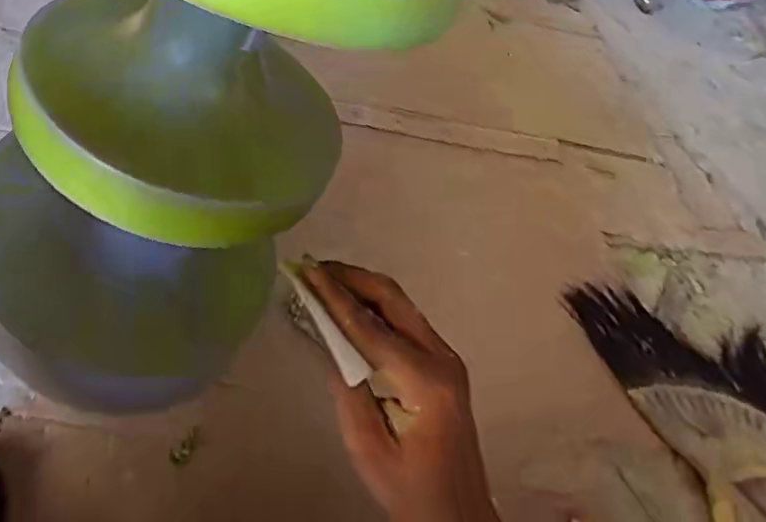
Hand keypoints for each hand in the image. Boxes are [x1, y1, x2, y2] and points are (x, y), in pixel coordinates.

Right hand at [302, 261, 499, 521]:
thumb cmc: (411, 489)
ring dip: (360, 285)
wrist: (460, 518)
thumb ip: (346, 389)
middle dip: (349, 277)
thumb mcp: (367, 446)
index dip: (333, 295)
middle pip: (390, 298)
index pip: (368, 325)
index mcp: (425, 382)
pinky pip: (403, 317)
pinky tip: (348, 302)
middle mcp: (442, 360)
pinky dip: (372, 302)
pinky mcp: (443, 362)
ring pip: (398, 302)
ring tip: (324, 277)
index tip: (305, 270)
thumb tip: (327, 338)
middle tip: (312, 268)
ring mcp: (446, 358)